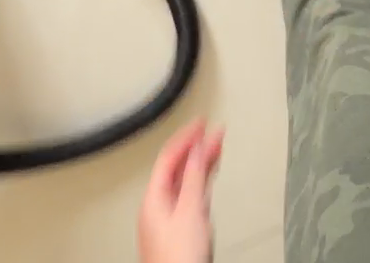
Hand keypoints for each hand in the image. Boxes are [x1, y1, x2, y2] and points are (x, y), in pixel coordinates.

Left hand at [139, 120, 223, 262]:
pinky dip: (202, 178)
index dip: (185, 135)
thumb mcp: (190, 209)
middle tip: (209, 127)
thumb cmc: (178, 258)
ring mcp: (170, 216)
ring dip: (200, 160)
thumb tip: (196, 149)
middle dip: (195, 146)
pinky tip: (210, 172)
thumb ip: (194, 176)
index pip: (168, 156)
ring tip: (216, 142)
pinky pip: (191, 193)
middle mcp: (158, 205)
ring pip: (185, 179)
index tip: (200, 120)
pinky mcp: (181, 226)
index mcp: (153, 197)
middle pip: (177, 166)